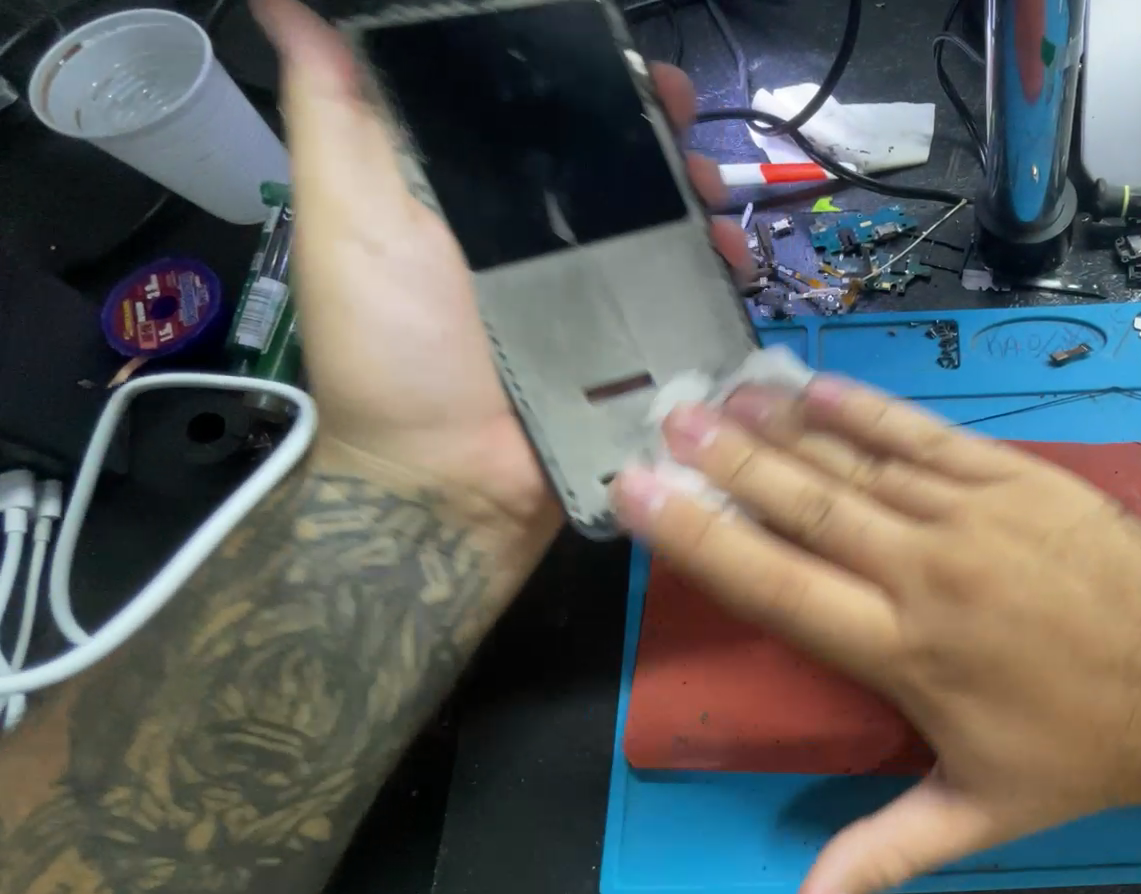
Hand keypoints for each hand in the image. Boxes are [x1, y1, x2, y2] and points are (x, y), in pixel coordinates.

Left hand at [251, 0, 751, 538]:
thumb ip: (338, 122)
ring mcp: (611, 302)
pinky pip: (697, 302)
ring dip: (700, 201)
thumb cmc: (395, 351)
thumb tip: (290, 6)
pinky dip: (721, 276)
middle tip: (683, 118)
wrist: (455, 480)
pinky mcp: (650, 351)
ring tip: (713, 191)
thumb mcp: (350, 224)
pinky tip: (731, 260)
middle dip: (661, 135)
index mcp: (489, 204)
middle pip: (624, 174)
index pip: (547, 126)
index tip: (621, 59)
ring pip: (671, 232)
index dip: (586, 83)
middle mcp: (556, 246)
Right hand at [611, 380, 1140, 893]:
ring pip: (860, 460)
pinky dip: (868, 411)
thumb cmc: (1083, 754)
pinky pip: (929, 437)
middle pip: (808, 507)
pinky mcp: (1021, 478)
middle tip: (664, 420)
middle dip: (728, 462)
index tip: (638, 491)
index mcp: (904, 651)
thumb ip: (881, 854)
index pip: (777, 586)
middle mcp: (927, 570)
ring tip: (722, 392)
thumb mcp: (979, 817)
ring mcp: (977, 514)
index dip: (699, 538)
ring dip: (785, 425)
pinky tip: (820, 388)